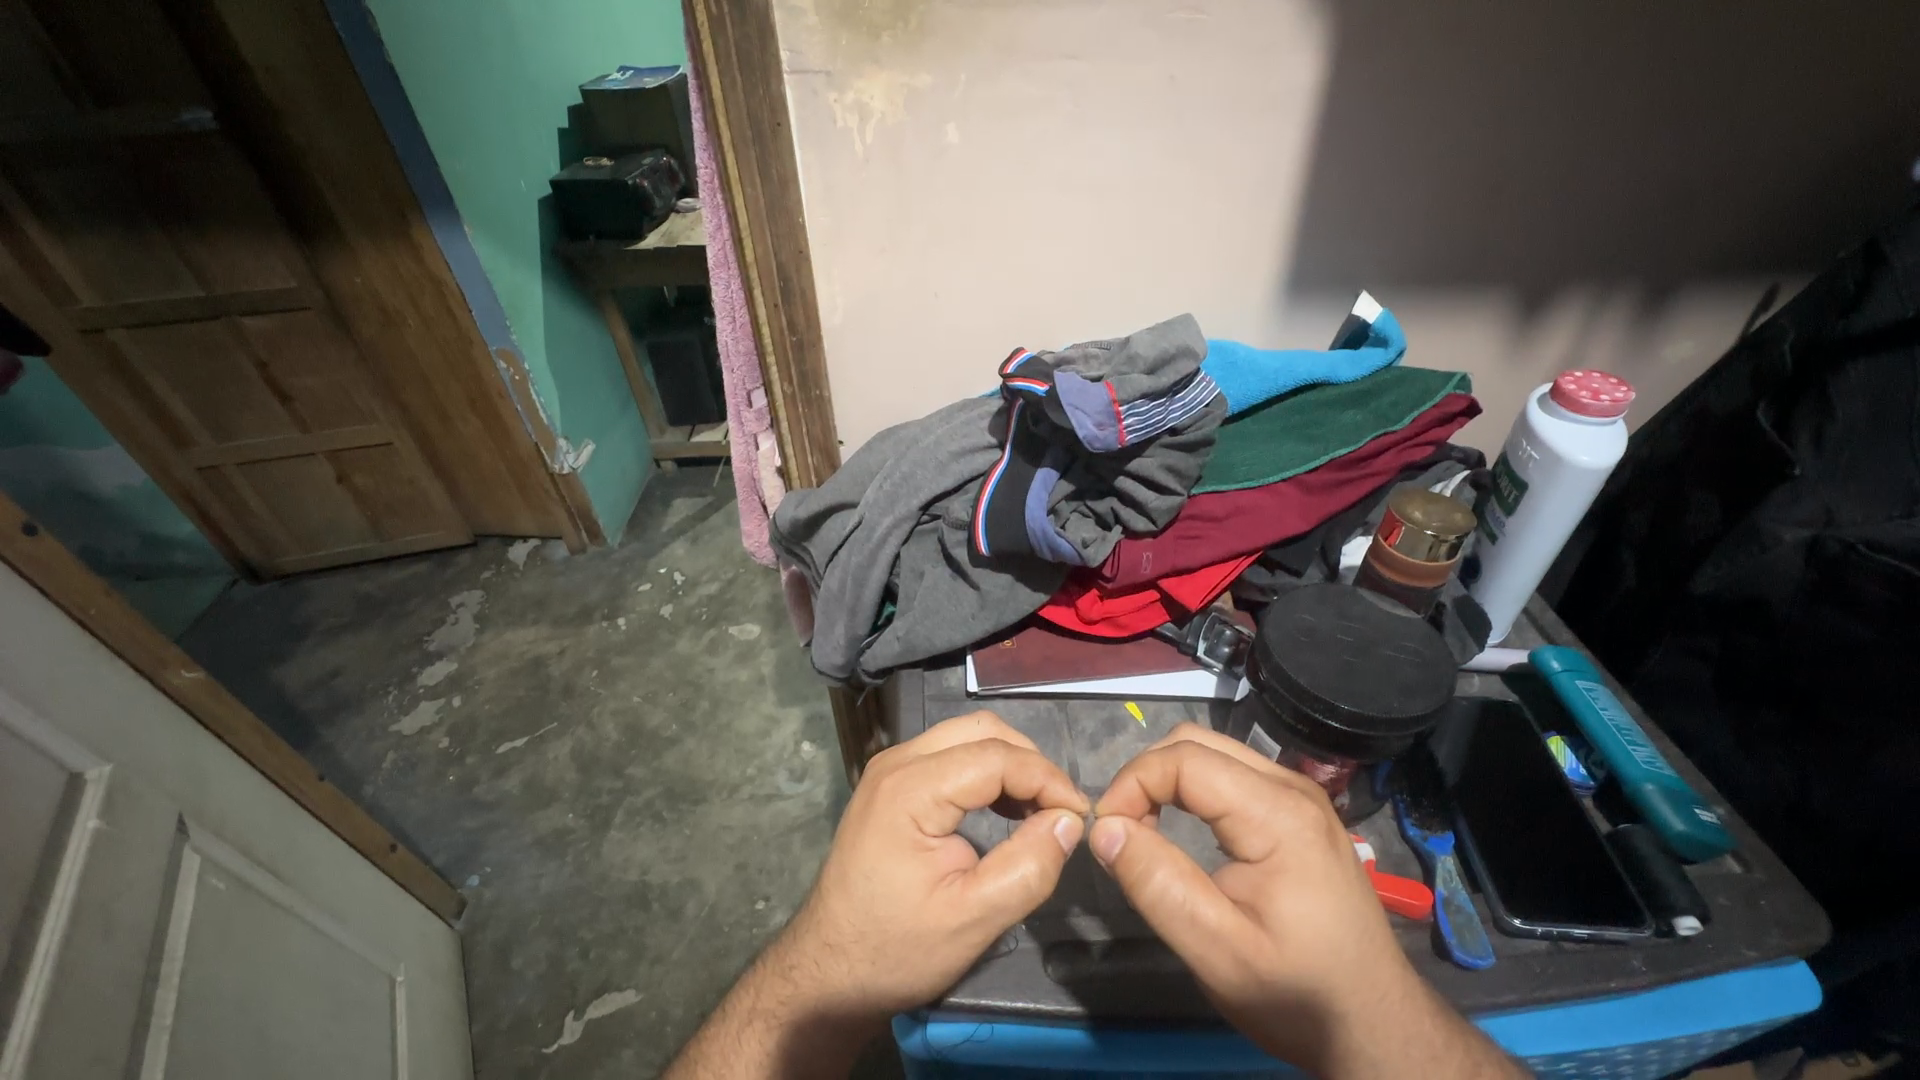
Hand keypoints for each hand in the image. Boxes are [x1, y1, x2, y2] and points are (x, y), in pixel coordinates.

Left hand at [666, 712, 1087, 1079]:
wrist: (828, 971)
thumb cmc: (895, 949)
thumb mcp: (972, 920)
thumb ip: (1028, 867)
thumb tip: (1069, 821)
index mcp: (910, 788)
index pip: (996, 756)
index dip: (1047, 779)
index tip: (1080, 816)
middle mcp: (897, 762)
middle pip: (982, 731)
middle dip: (1030, 763)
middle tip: (1062, 810)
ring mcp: (891, 770)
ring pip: (967, 737)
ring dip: (1010, 764)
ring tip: (1042, 810)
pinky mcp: (892, 784)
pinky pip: (950, 756)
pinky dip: (987, 772)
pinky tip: (1008, 808)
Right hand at [1089, 724, 1518, 1078]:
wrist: (1374, 1025)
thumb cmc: (1296, 992)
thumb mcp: (1217, 952)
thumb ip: (1157, 884)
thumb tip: (1103, 828)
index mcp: (1277, 814)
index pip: (1183, 760)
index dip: (1131, 785)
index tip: (1106, 833)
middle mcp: (1290, 788)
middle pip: (1194, 742)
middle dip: (1144, 776)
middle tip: (1121, 830)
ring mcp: (1297, 795)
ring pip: (1210, 751)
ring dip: (1164, 780)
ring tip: (1143, 831)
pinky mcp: (1296, 810)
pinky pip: (1229, 772)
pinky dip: (1189, 788)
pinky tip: (1179, 828)